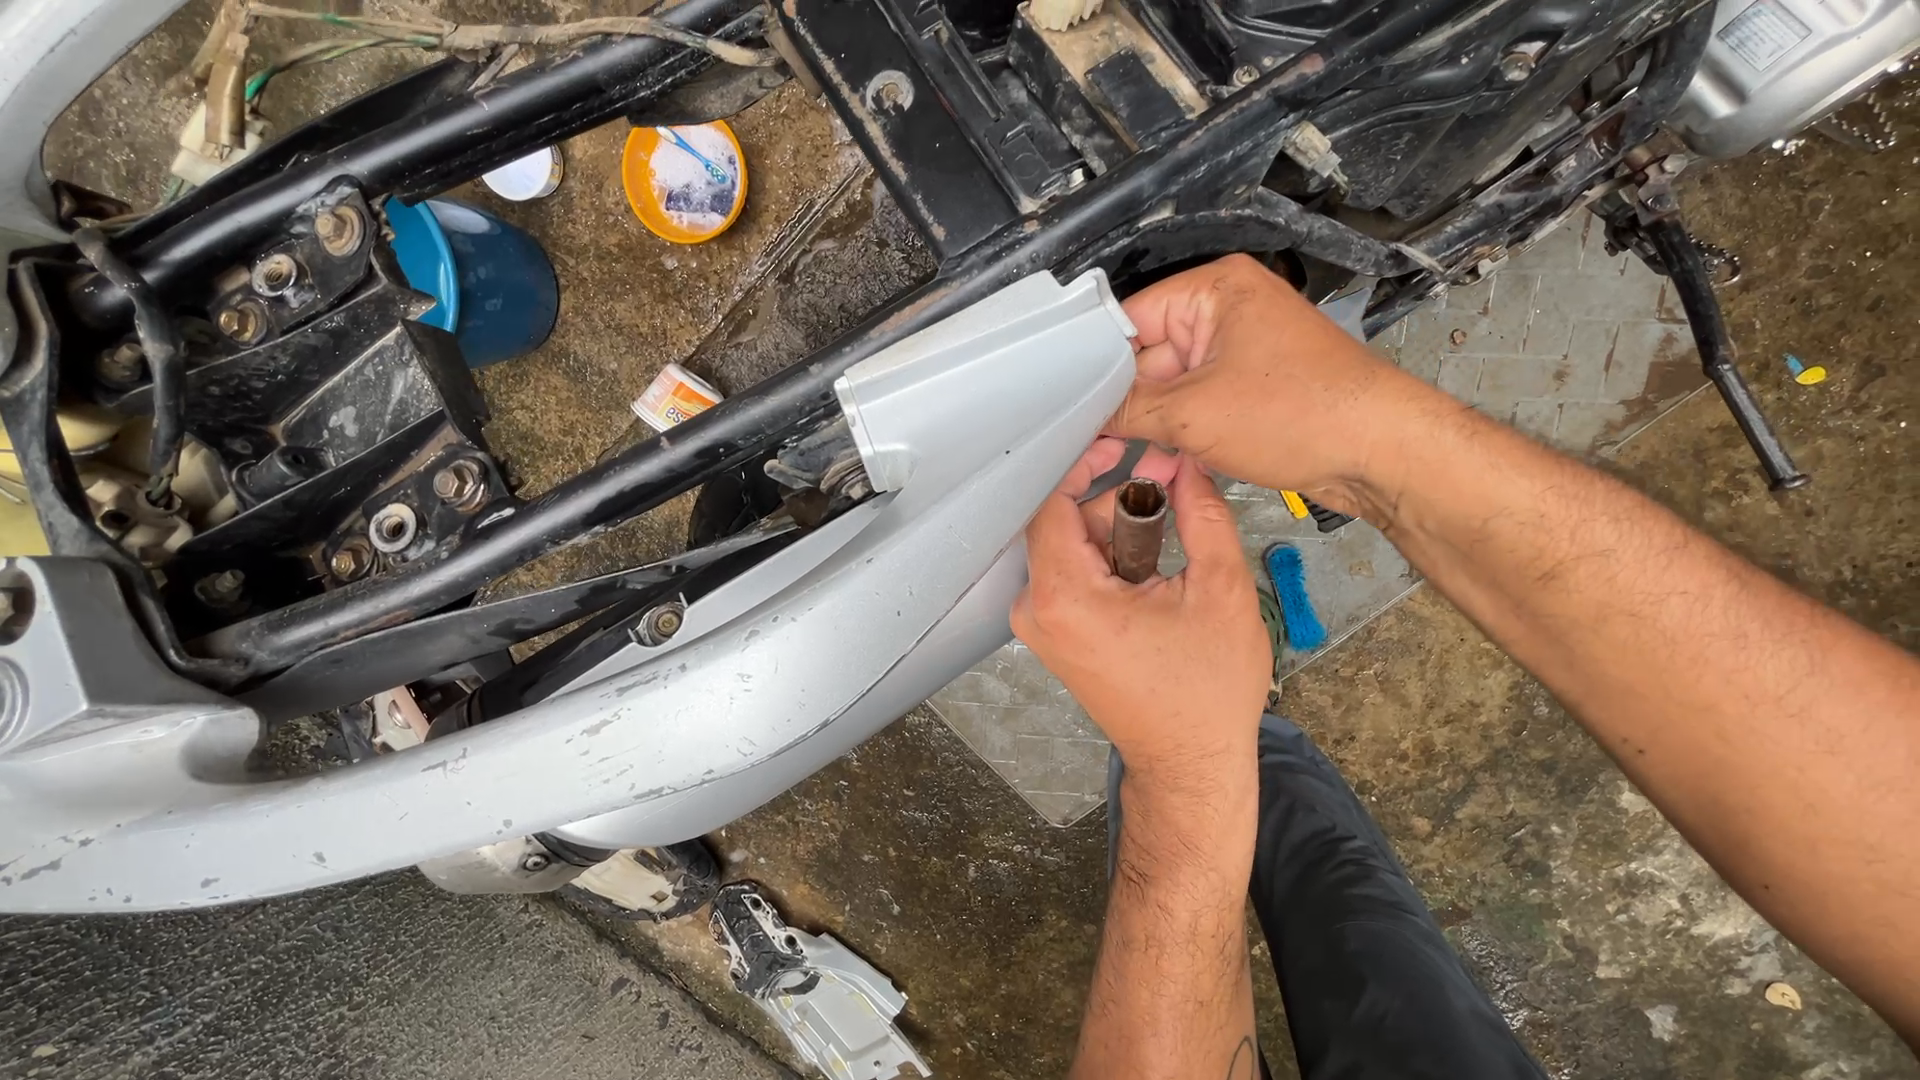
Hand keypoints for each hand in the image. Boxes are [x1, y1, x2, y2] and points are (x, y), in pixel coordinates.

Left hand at [1011, 448, 1270, 789]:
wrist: (1190, 760)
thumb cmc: (1204, 692)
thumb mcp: (1219, 590)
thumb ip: (1202, 514)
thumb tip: (1188, 466)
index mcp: (1065, 597)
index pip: (1051, 501)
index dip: (1085, 464)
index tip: (1120, 446)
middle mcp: (1038, 611)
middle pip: (1064, 522)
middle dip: (1117, 504)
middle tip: (1170, 496)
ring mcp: (1042, 627)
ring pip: (1071, 548)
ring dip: (1118, 535)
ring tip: (1167, 560)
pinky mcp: (1055, 636)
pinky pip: (1072, 576)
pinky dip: (1110, 561)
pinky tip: (1150, 579)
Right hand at [1111, 254, 1445, 522]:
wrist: (1380, 453)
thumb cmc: (1307, 413)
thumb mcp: (1192, 414)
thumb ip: (1126, 410)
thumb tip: (1081, 415)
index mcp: (1214, 290)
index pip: (1128, 320)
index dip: (1095, 363)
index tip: (1065, 400)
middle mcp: (1227, 313)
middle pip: (1146, 357)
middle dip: (1126, 402)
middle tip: (1093, 440)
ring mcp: (1240, 353)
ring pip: (1170, 388)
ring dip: (1152, 424)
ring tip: (1132, 455)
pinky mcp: (1250, 389)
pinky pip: (1196, 405)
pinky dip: (1179, 432)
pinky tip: (1165, 460)